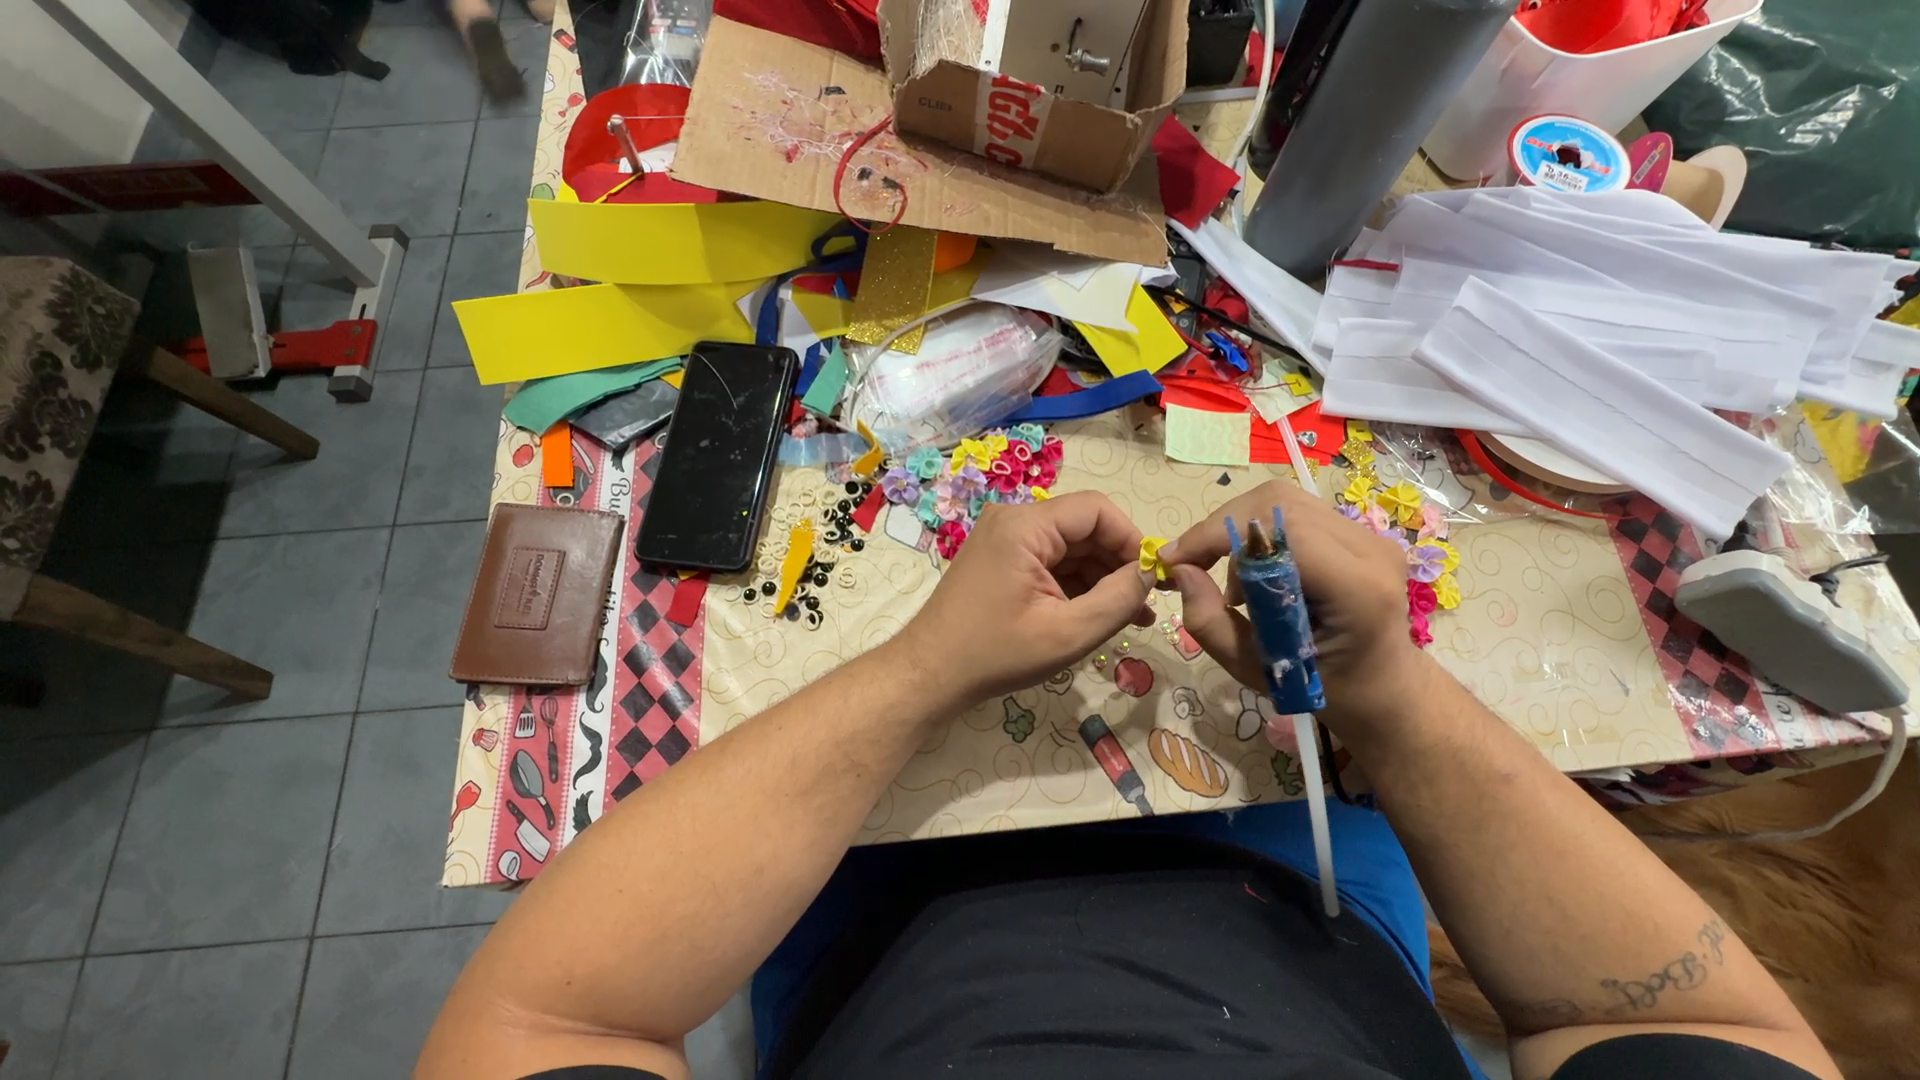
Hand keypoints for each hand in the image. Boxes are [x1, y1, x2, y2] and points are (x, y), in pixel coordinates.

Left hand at [898, 492, 1153, 707]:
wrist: (930, 674)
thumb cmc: (996, 654)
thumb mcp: (1068, 633)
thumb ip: (1118, 599)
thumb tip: (1150, 574)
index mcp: (1025, 526)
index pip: (1097, 510)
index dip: (1131, 540)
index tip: (1152, 579)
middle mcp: (1013, 520)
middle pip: (1084, 527)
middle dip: (1118, 563)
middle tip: (1146, 604)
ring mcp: (1004, 540)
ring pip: (1070, 547)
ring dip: (1100, 578)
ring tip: (1131, 617)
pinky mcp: (1002, 561)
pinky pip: (1050, 562)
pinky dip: (1076, 585)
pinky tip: (1098, 615)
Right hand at [1159, 480, 1431, 739]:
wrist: (1385, 688)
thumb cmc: (1323, 690)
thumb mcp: (1255, 672)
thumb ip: (1211, 624)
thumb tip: (1180, 571)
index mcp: (1356, 590)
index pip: (1279, 533)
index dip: (1218, 535)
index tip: (1175, 561)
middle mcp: (1370, 549)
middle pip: (1277, 504)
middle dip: (1220, 528)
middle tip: (1190, 565)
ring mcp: (1369, 535)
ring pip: (1281, 501)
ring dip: (1236, 529)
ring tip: (1226, 576)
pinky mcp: (1357, 531)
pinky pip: (1292, 512)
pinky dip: (1255, 533)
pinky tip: (1252, 571)